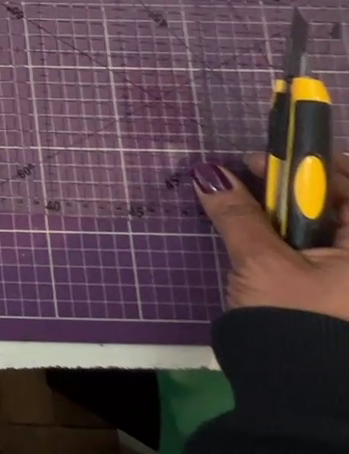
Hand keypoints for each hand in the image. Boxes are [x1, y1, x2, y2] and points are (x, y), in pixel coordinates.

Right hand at [194, 153, 348, 320]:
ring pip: (328, 231)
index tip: (274, 160)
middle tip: (251, 178)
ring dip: (288, 213)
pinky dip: (293, 237)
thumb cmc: (298, 318)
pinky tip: (261, 237)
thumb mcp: (262, 262)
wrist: (308, 387)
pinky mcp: (339, 294)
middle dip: (297, 189)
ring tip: (247, 208)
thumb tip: (211, 174)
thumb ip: (238, 214)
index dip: (319, 169)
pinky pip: (324, 253)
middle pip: (342, 209)